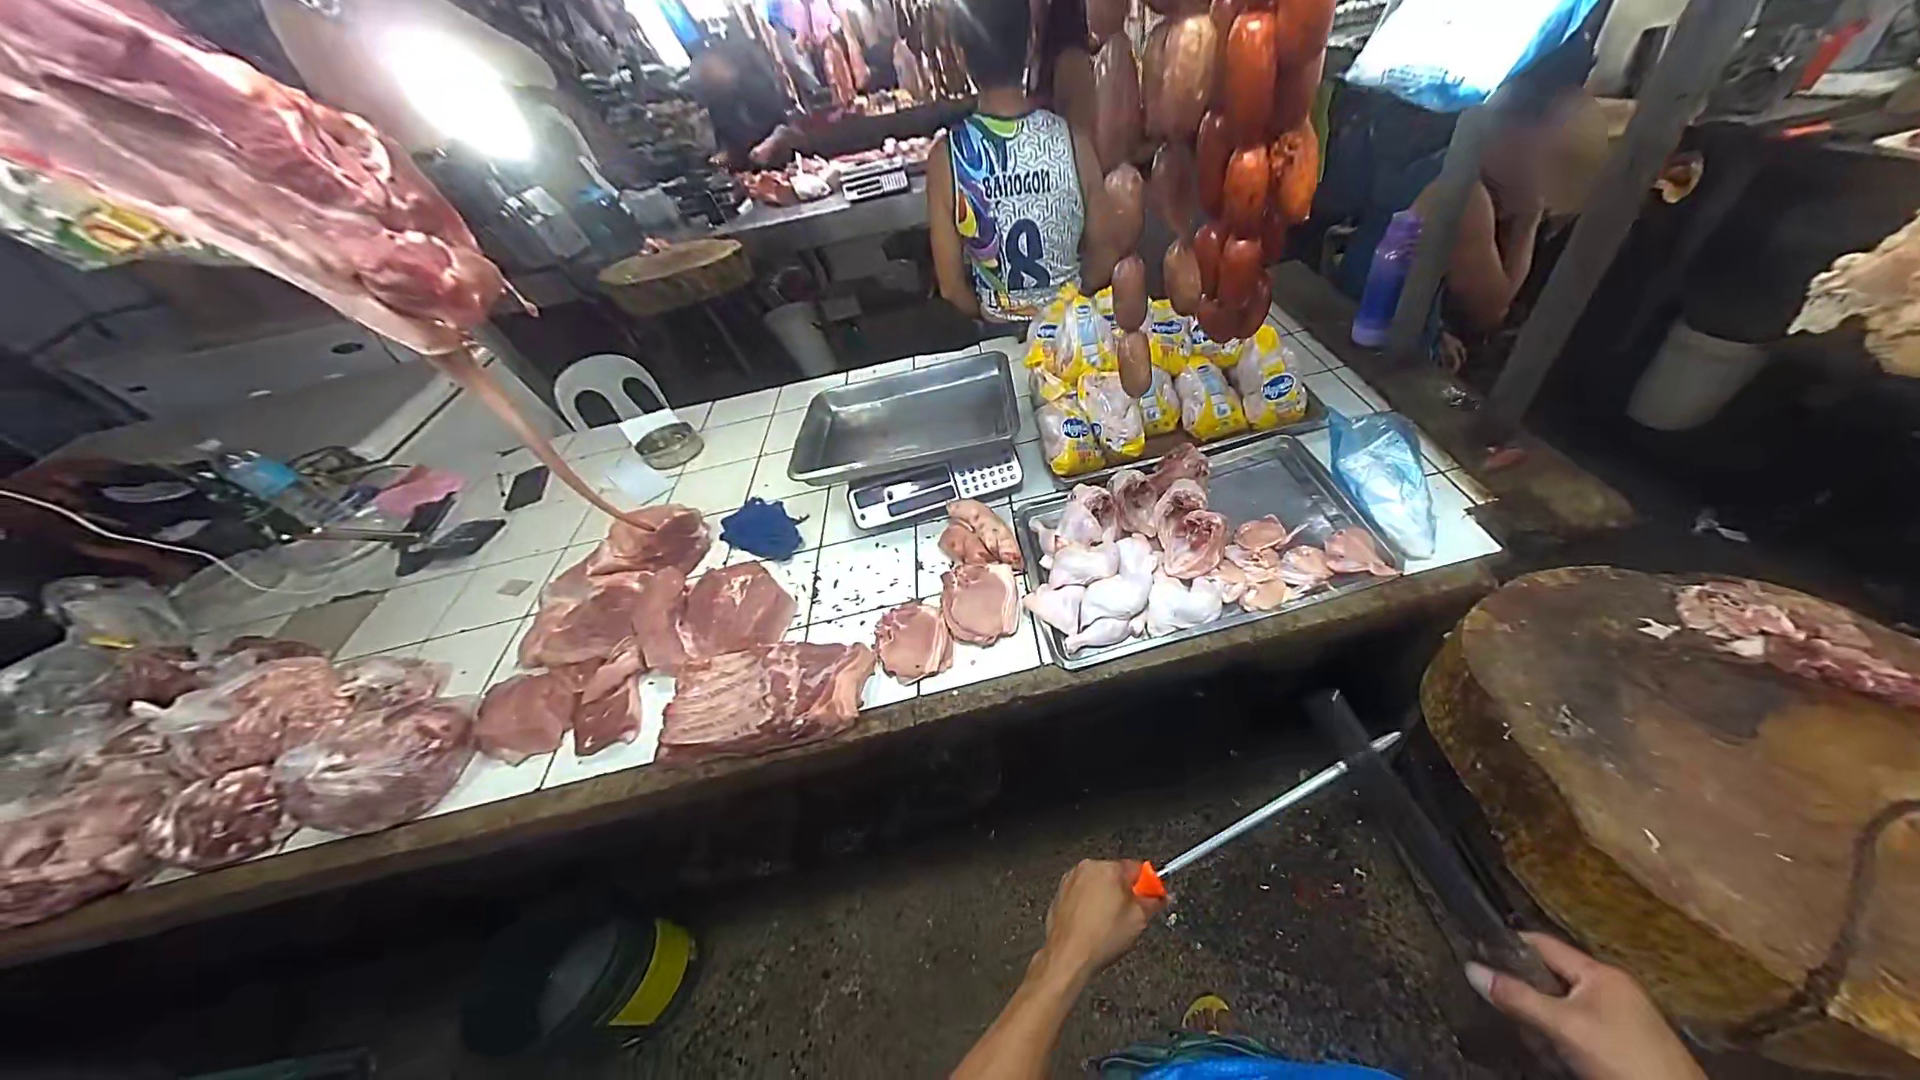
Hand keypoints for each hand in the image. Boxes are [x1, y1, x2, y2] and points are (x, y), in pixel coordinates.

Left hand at [1037, 859, 1164, 978]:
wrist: (1069, 955)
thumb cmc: (1100, 938)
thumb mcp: (1138, 920)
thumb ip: (1153, 902)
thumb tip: (1161, 895)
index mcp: (1108, 868)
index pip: (1137, 868)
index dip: (1148, 885)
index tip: (1152, 898)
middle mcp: (1088, 867)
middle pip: (1116, 874)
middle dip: (1126, 892)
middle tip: (1131, 916)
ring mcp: (1072, 879)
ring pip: (1099, 884)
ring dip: (1107, 898)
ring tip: (1109, 924)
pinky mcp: (1062, 892)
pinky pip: (1083, 893)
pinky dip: (1090, 904)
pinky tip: (1094, 925)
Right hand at [1468, 933, 1706, 1079]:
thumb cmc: (1623, 1061)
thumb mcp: (1562, 1026)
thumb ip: (1515, 997)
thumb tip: (1471, 969)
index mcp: (1601, 973)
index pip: (1542, 943)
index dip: (1509, 945)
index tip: (1478, 954)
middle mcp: (1614, 988)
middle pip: (1552, 975)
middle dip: (1526, 990)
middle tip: (1503, 1004)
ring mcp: (1626, 1018)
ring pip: (1565, 1003)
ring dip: (1543, 1016)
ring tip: (1531, 1034)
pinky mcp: (1631, 1044)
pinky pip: (1582, 1025)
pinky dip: (1563, 1033)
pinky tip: (1556, 1051)